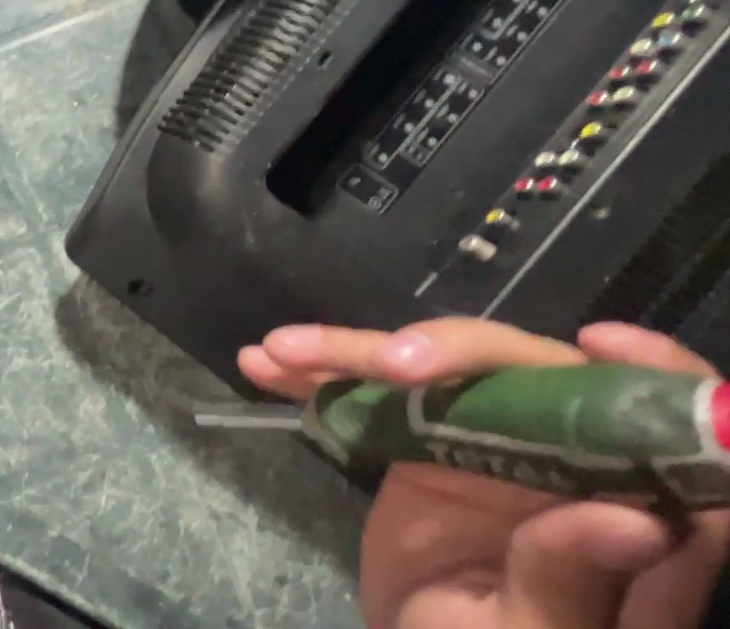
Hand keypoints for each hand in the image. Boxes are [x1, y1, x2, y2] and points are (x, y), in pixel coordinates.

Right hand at [239, 319, 729, 628]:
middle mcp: (560, 456)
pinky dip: (312, 374)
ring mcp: (478, 439)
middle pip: (520, 371)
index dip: (649, 374)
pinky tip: (262, 366)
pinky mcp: (410, 437)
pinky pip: (361, 390)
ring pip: (426, 369)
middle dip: (453, 350)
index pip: (665, 420)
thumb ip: (572, 582)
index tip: (598, 344)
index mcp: (629, 505)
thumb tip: (631, 520)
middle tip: (388, 364)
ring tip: (280, 350)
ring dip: (351, 350)